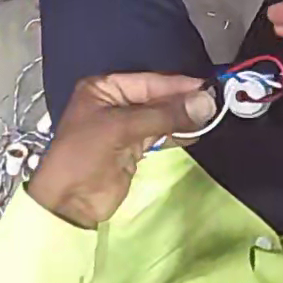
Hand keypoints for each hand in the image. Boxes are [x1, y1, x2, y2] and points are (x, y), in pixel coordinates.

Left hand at [26, 73, 217, 227]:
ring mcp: (124, 126)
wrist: (69, 201)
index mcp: (103, 88)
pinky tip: (196, 132)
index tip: (208, 87)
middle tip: (214, 104)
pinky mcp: (133, 148)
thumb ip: (164, 115)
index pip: (148, 81)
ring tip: (210, 117)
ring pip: (161, 116)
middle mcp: (114, 103)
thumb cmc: (85, 155)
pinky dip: (178, 133)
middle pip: (156, 97)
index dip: (178, 85)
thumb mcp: (122, 128)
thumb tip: (204, 103)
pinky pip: (160, 134)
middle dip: (183, 101)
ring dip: (183, 118)